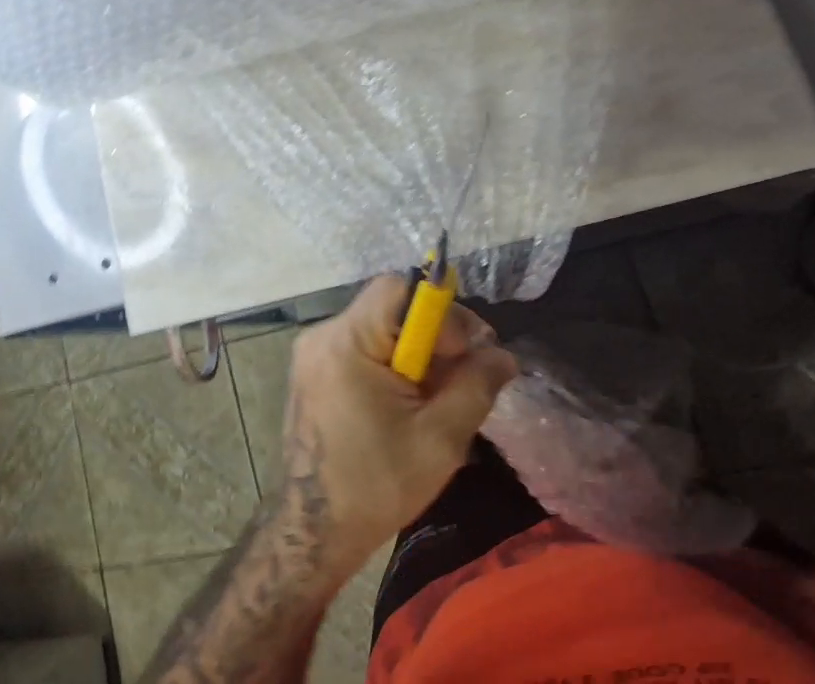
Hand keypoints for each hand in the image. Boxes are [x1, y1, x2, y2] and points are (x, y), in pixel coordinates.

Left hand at [278, 275, 518, 580]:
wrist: (317, 527)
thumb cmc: (378, 483)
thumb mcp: (441, 437)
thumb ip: (475, 386)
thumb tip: (502, 354)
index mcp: (345, 341)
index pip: (398, 288)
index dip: (441, 313)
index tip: (464, 354)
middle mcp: (322, 335)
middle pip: (391, 309)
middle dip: (435, 340)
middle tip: (462, 384)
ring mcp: (313, 354)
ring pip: (380, 330)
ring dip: (417, 358)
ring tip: (437, 403)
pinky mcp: (314, 372)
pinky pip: (362, 349)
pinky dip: (392, 367)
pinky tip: (408, 408)